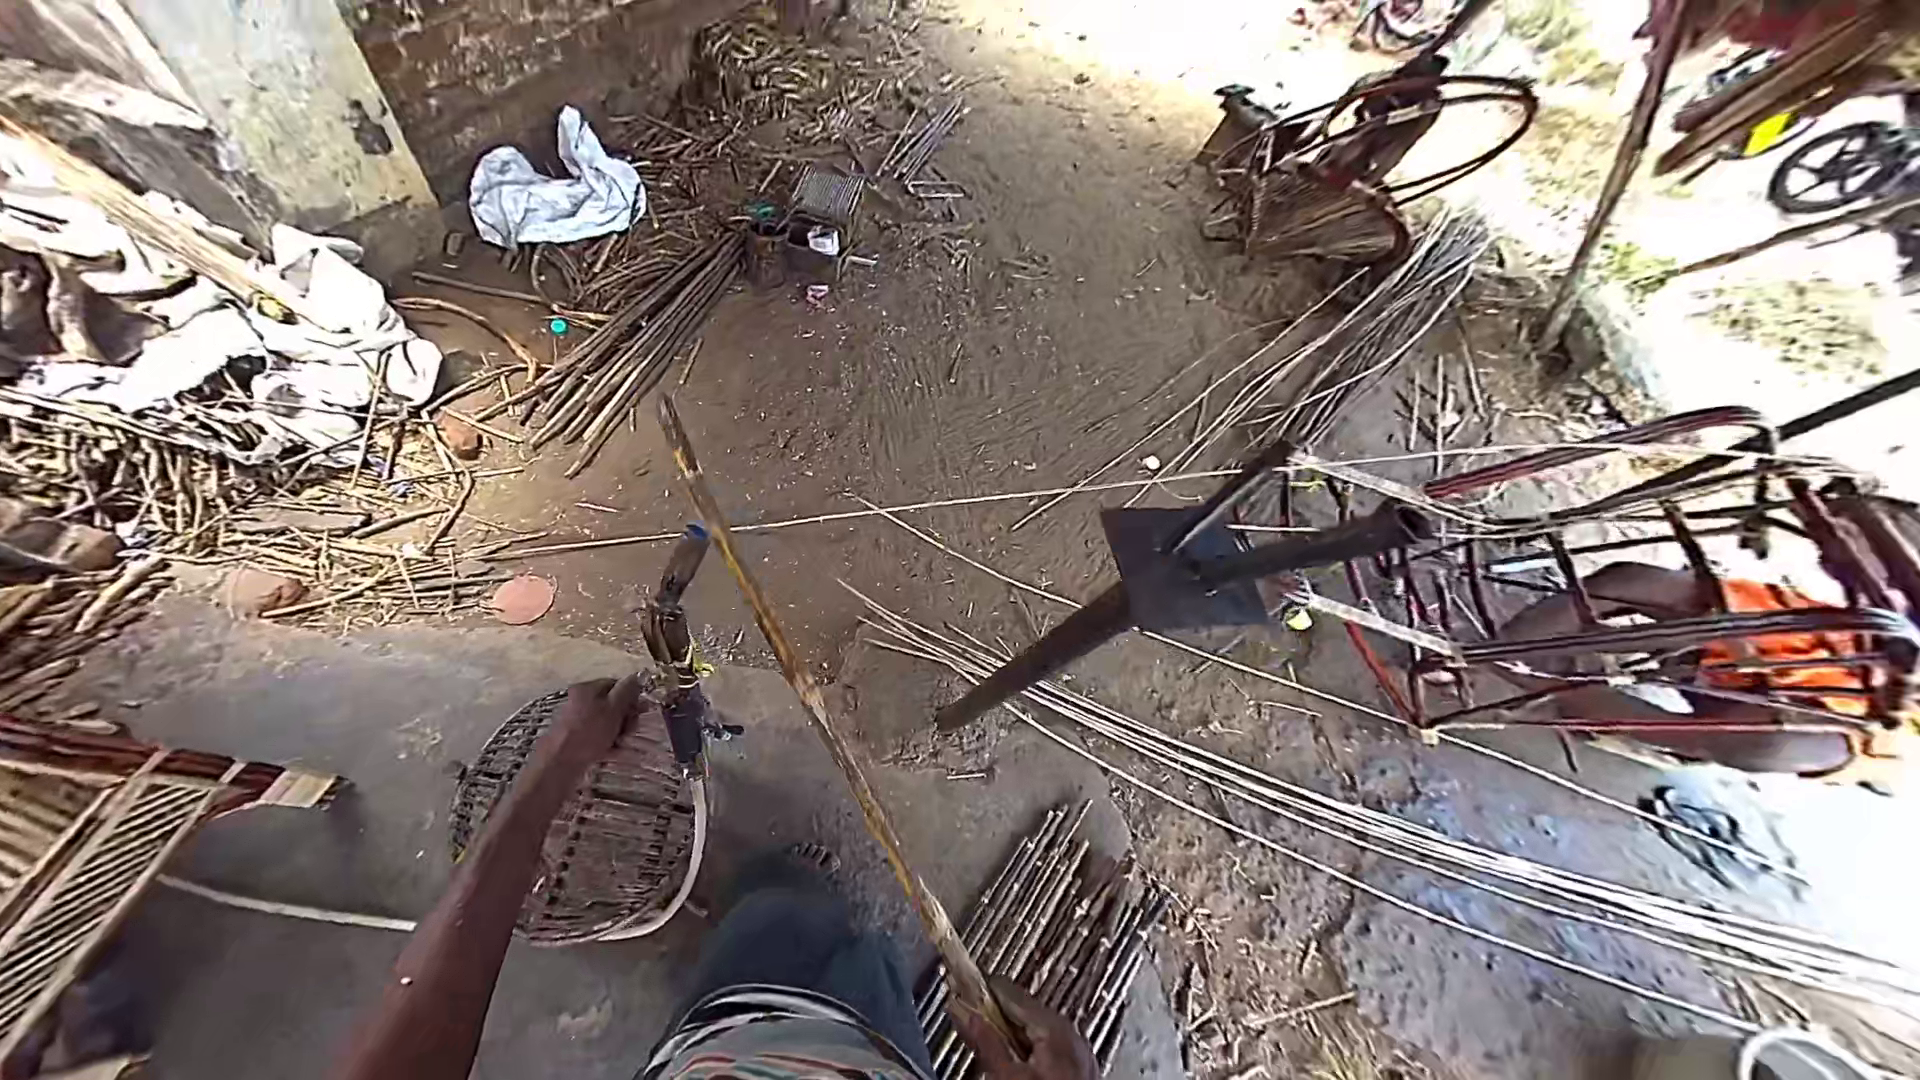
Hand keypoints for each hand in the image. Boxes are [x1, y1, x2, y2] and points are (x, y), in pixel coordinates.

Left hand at [548, 675, 641, 762]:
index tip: (640, 711)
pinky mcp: (573, 737)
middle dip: (626, 717)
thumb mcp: (614, 708)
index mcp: (587, 688)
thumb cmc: (589, 733)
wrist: (558, 766)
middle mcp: (579, 701)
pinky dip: (607, 741)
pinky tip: (613, 751)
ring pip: (607, 721)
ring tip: (621, 743)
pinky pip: (597, 734)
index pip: (617, 684)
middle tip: (630, 729)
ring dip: (619, 731)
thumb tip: (639, 675)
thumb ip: (627, 690)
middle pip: (613, 703)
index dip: (632, 697)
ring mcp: (574, 720)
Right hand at [951, 976, 1095, 1079]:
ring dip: (1007, 1041)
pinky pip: (1044, 1052)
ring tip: (989, 1056)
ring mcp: (1077, 1055)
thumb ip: (984, 1042)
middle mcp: (1070, 1033)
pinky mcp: (1077, 1074)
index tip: (958, 993)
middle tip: (968, 1029)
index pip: (1008, 992)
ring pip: (1031, 1034)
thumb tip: (961, 1010)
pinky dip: (1024, 1056)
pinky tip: (1011, 1072)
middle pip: (1021, 1012)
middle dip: (994, 1021)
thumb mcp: (1007, 1079)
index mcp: (1055, 1026)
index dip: (980, 993)